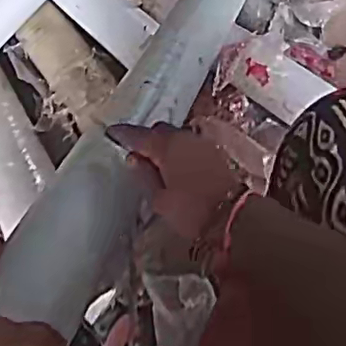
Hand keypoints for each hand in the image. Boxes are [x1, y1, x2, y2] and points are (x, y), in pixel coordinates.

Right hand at [108, 122, 245, 241]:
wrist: (234, 216)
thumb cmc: (192, 210)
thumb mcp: (160, 199)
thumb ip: (145, 176)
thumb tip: (133, 158)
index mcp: (166, 146)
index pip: (138, 134)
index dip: (123, 134)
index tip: (111, 133)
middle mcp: (184, 137)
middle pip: (159, 130)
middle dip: (146, 138)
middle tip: (136, 153)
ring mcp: (201, 142)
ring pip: (176, 135)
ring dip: (164, 144)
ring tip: (155, 161)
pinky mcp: (213, 150)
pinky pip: (188, 143)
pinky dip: (178, 149)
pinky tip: (175, 164)